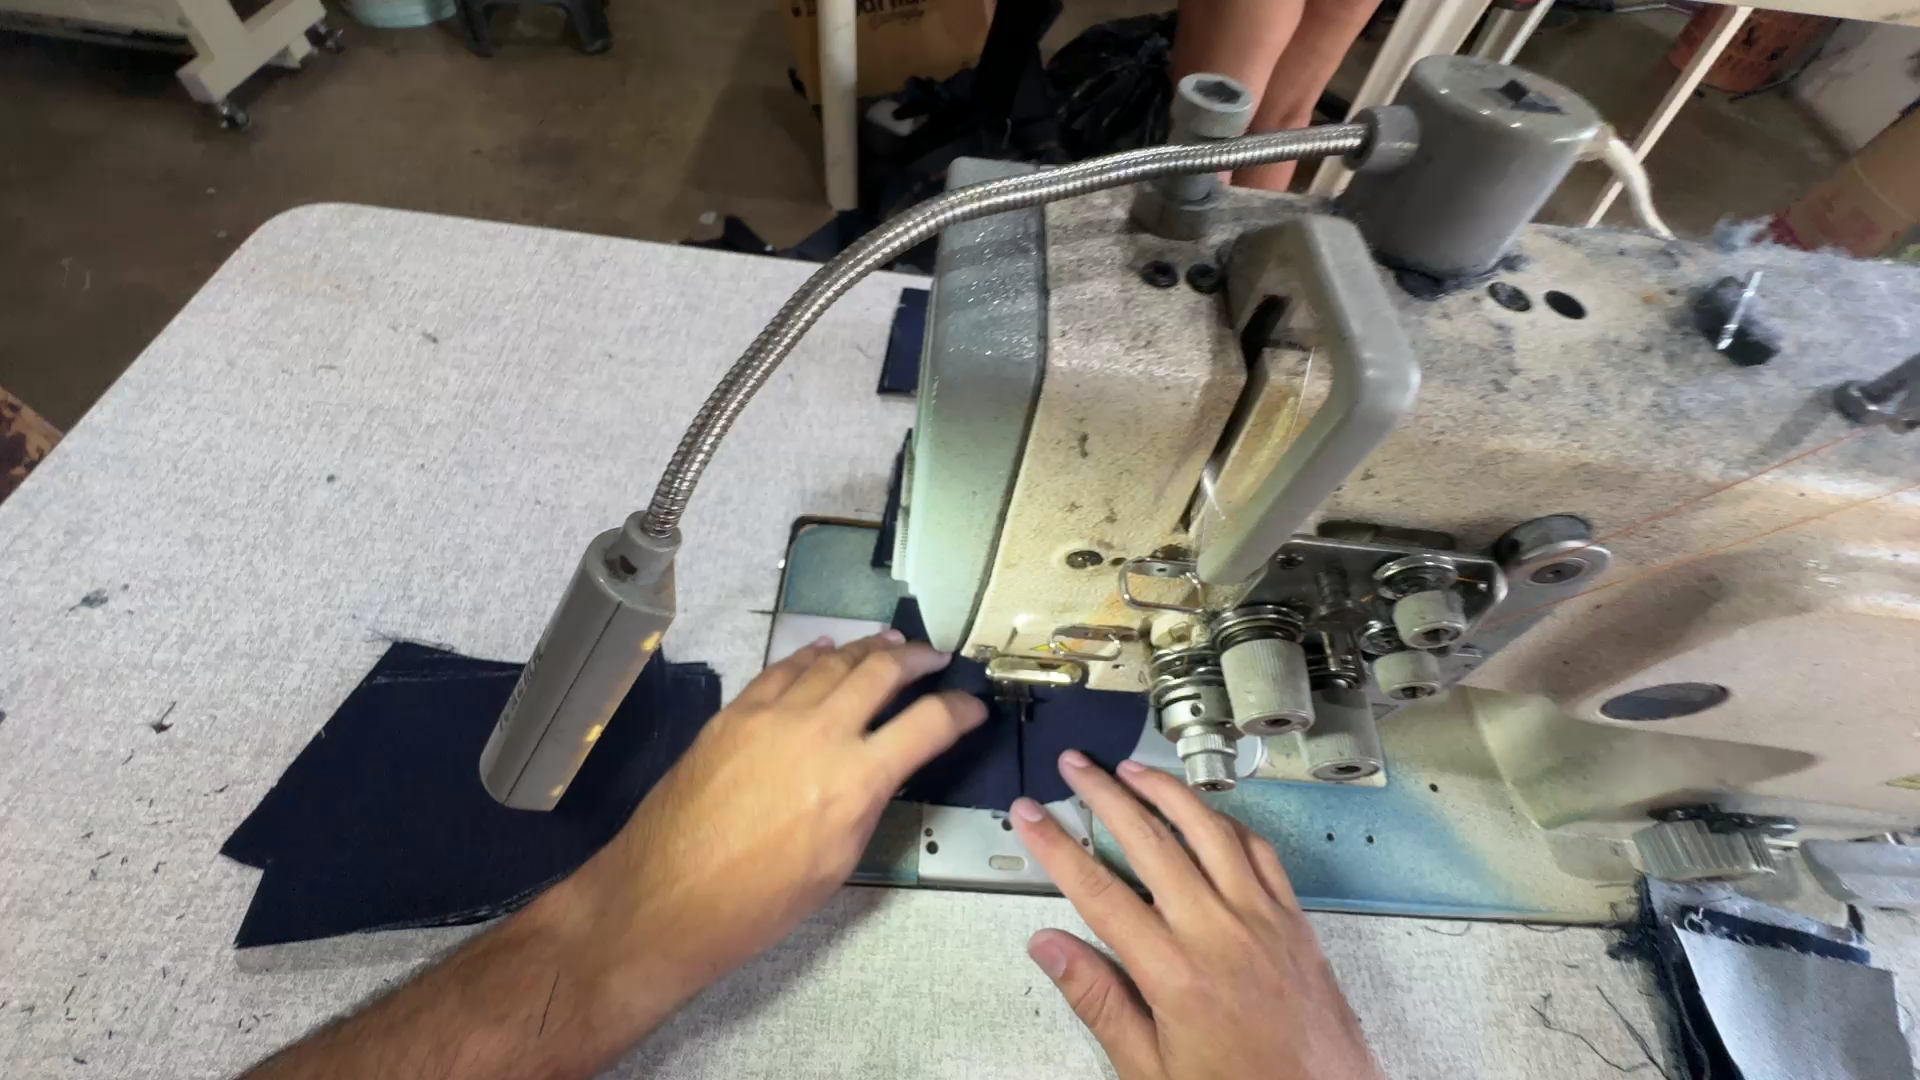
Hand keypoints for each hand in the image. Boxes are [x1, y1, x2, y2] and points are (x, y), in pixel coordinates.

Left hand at [562, 632, 985, 1019]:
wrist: (662, 899)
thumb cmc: (760, 902)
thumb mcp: (839, 859)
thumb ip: (868, 798)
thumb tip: (882, 761)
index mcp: (855, 780)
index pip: (929, 724)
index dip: (961, 709)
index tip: (972, 706)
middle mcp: (820, 732)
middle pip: (882, 670)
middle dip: (918, 657)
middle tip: (934, 656)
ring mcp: (773, 714)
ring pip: (833, 659)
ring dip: (869, 647)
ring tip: (890, 642)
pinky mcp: (736, 711)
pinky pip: (784, 667)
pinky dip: (812, 653)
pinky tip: (826, 646)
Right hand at [1011, 752, 1381, 1079]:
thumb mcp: (1152, 1074)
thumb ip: (1098, 1001)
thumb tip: (1046, 944)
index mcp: (1176, 975)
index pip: (1098, 891)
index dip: (1056, 846)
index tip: (1029, 813)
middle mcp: (1218, 932)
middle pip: (1148, 841)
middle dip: (1104, 794)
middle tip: (1075, 764)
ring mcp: (1261, 918)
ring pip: (1206, 829)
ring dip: (1163, 789)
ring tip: (1129, 767)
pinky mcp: (1294, 919)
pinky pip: (1258, 850)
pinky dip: (1224, 820)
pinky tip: (1202, 811)